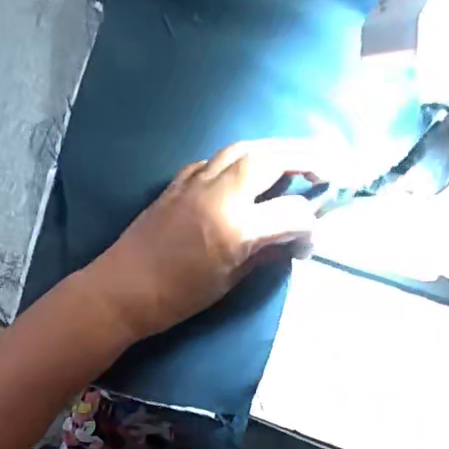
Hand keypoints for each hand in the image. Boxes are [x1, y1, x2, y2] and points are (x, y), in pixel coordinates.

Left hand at [81, 140, 325, 339]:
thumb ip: (263, 254)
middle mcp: (218, 195)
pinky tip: (245, 173)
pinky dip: (236, 160)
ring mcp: (193, 184)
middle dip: (307, 156)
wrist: (119, 292)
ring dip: (274, 150)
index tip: (311, 240)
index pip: (291, 213)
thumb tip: (291, 240)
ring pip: (242, 149)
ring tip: (295, 162)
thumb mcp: (226, 282)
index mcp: (234, 227)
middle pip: (272, 157)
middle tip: (329, 167)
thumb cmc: (173, 299)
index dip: (310, 226)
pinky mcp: (175, 184)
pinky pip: (213, 161)